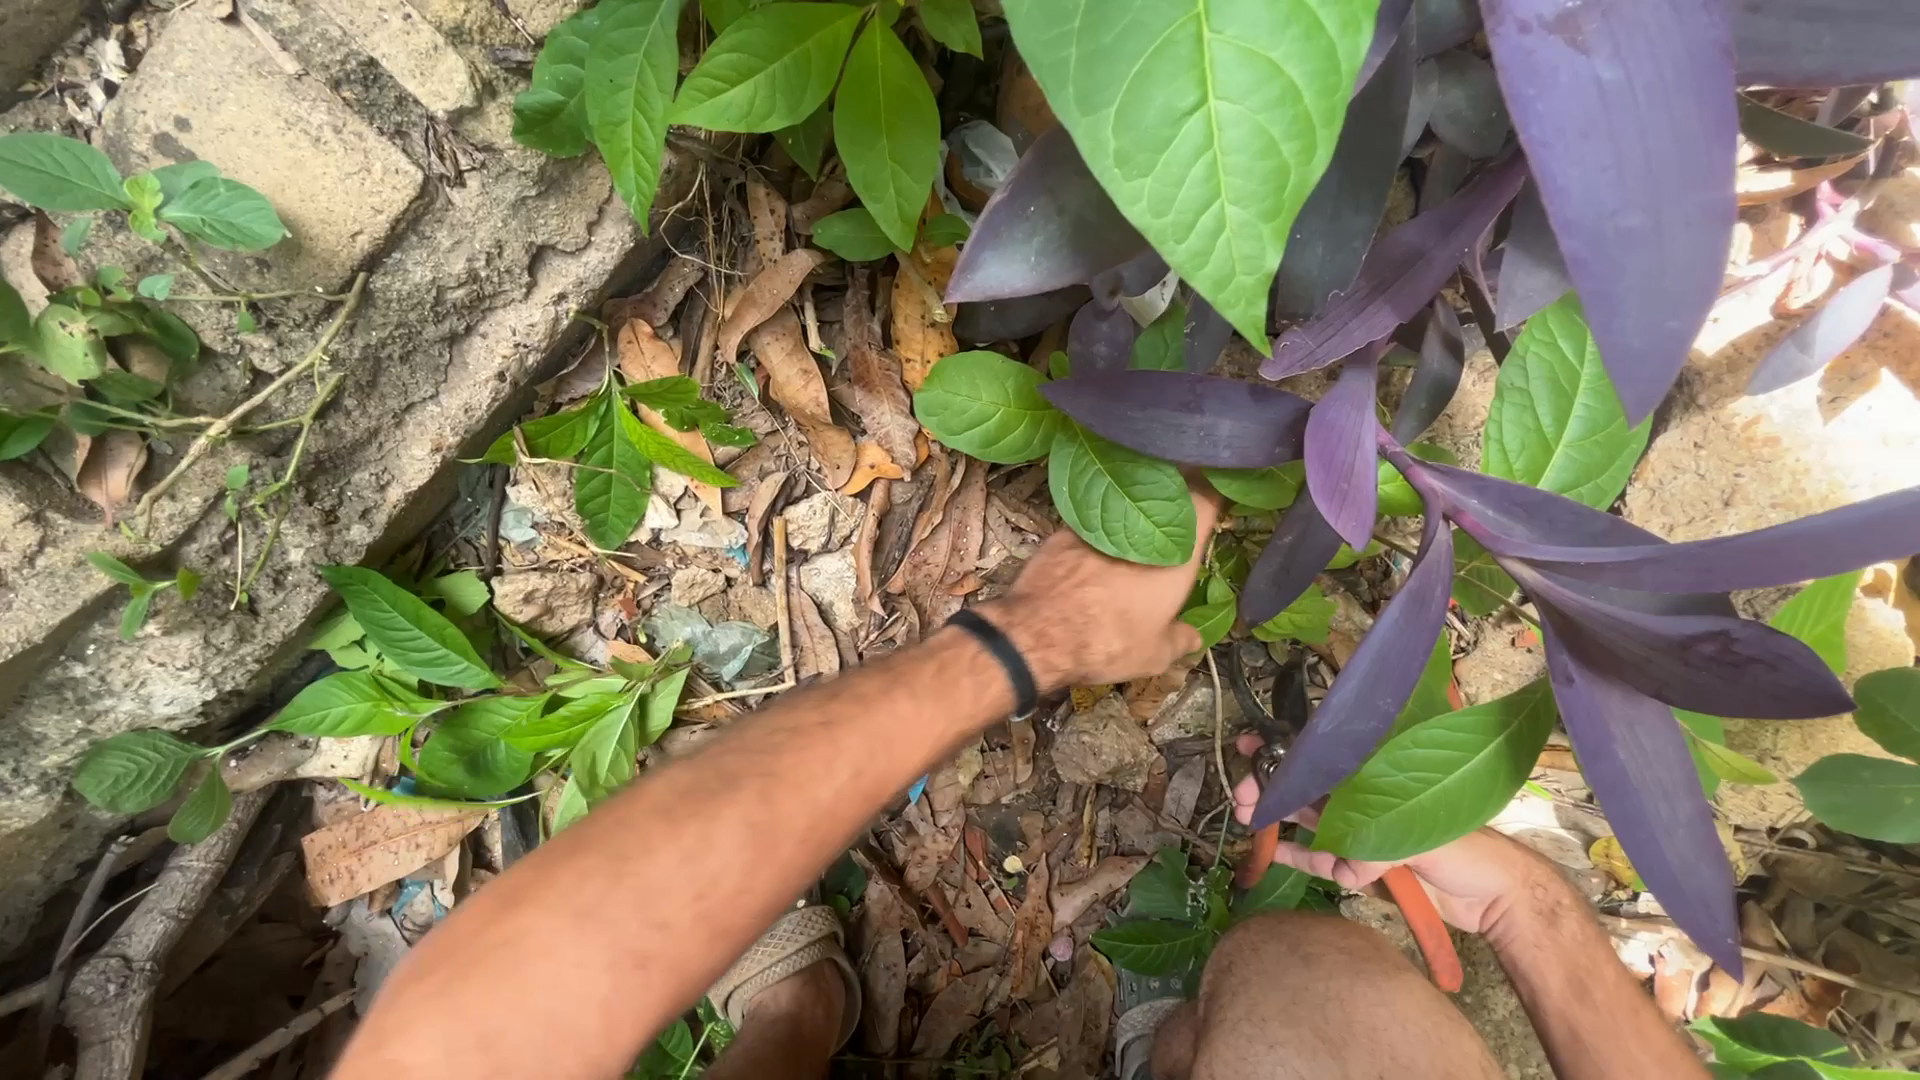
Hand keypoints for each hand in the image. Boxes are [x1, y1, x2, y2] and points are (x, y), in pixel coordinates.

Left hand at [979, 480, 1221, 690]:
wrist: (1040, 634)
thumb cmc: (1110, 642)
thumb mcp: (1154, 654)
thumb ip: (1178, 640)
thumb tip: (1193, 637)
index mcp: (1175, 553)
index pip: (1207, 499)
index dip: (1214, 489)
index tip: (1216, 489)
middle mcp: (1138, 528)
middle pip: (1164, 496)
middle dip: (1172, 500)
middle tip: (1173, 516)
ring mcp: (1097, 525)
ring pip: (1121, 507)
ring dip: (1128, 516)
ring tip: (1129, 535)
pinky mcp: (1061, 532)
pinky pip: (1086, 525)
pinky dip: (1093, 534)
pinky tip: (1087, 554)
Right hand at [1232, 762, 1564, 939]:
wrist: (1495, 896)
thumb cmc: (1463, 845)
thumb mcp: (1416, 834)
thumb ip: (1376, 846)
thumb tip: (1346, 867)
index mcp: (1371, 777)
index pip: (1319, 755)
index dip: (1280, 749)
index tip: (1249, 746)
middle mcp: (1358, 799)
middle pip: (1303, 786)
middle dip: (1268, 785)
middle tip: (1240, 794)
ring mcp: (1356, 832)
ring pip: (1304, 819)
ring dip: (1274, 816)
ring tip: (1244, 816)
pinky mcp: (1357, 867)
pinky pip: (1319, 858)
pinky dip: (1293, 854)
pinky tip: (1267, 851)